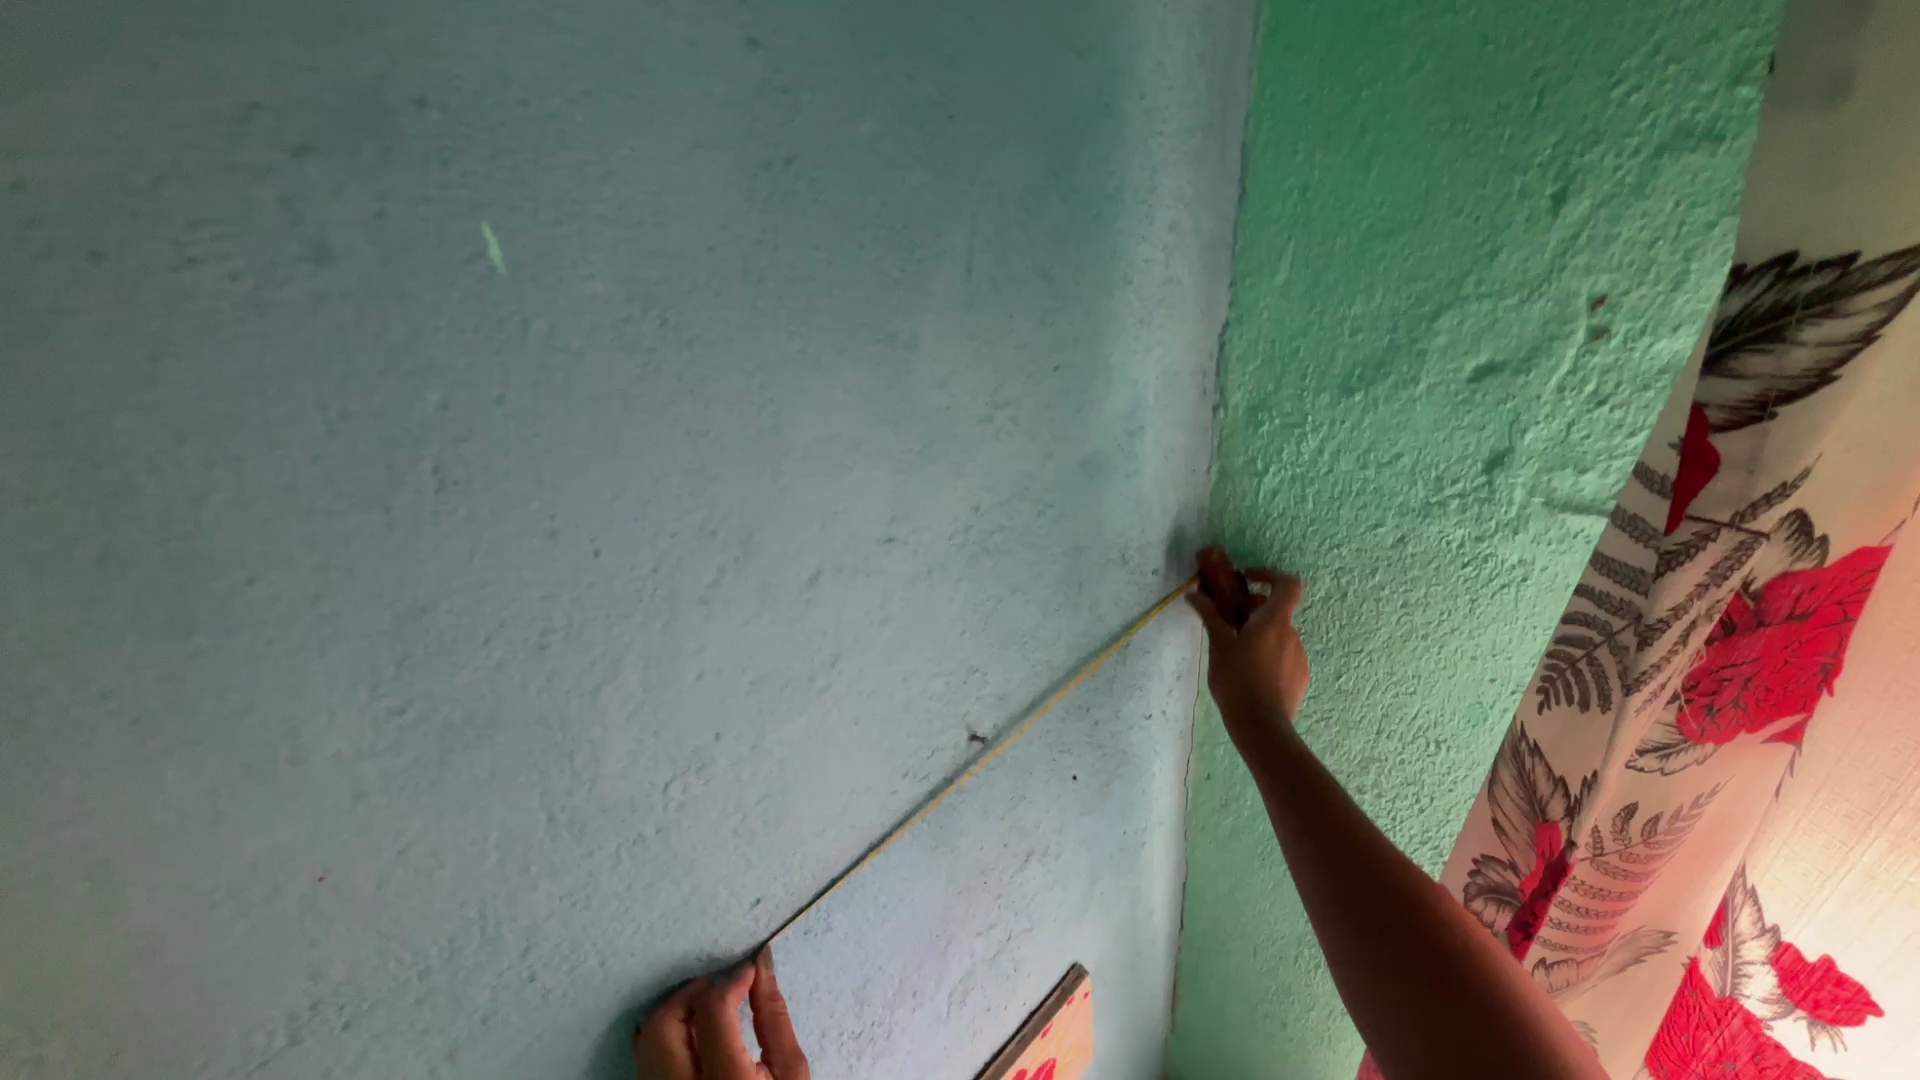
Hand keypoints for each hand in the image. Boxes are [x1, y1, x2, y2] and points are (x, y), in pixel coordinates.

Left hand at [634, 949, 810, 1079]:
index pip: (712, 1011)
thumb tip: (762, 968)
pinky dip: (668, 1038)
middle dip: (693, 992)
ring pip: (646, 1041)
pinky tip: (695, 1038)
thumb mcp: (791, 1075)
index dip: (731, 980)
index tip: (749, 971)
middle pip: (663, 1023)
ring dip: (677, 1013)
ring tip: (709, 1009)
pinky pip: (647, 1062)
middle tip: (723, 986)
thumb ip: (774, 1019)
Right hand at [1186, 546, 1309, 754]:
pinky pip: (1284, 656)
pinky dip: (1269, 655)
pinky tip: (1251, 674)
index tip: (1248, 580)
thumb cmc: (1237, 679)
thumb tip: (1194, 595)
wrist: (1261, 725)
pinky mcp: (1300, 677)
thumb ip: (1210, 616)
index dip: (1270, 575)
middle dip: (1255, 610)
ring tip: (1237, 653)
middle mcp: (1292, 634)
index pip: (1288, 584)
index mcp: (1274, 621)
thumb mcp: (1218, 645)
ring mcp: (1299, 657)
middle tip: (1230, 621)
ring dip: (1261, 635)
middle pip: (1278, 611)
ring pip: (1279, 635)